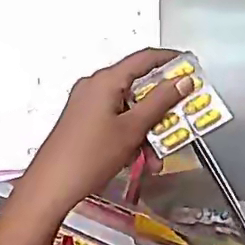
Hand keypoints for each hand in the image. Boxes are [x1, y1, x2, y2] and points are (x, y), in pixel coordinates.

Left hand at [14, 48, 193, 213]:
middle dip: (161, 109)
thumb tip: (182, 81)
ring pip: (128, 109)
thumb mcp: (133, 129)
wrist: (52, 185)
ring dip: (147, 131)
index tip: (191, 67)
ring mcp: (87, 104)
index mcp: (105, 81)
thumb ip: (161, 102)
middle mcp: (94, 87)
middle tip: (181, 122)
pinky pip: (115, 120)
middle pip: (138, 87)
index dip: (171, 61)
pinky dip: (130, 136)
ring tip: (156, 158)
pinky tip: (138, 160)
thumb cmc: (89, 156)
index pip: (145, 59)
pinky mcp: (83, 121)